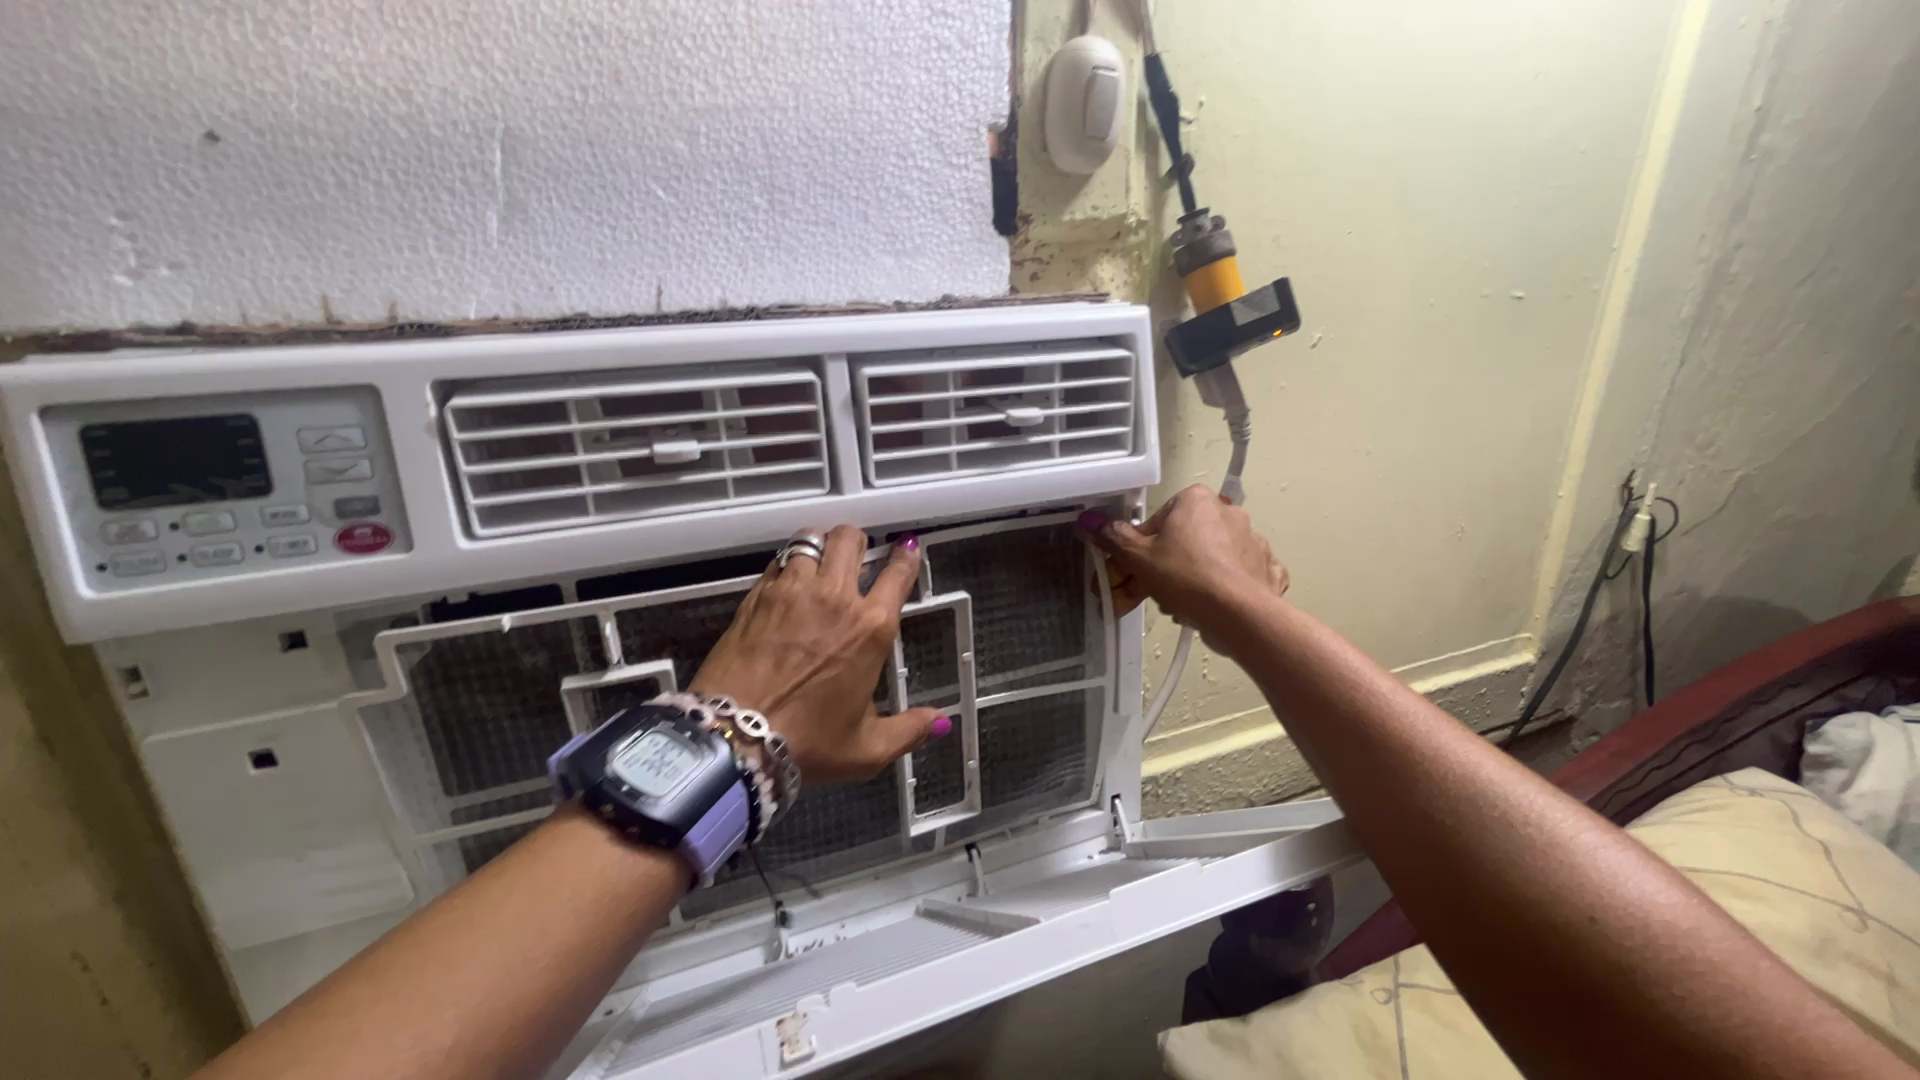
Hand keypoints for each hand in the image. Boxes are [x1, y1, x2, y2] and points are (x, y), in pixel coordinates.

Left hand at [690, 525, 949, 783]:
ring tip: (820, 561)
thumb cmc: (807, 742)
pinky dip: (788, 564)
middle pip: (850, 539)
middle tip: (857, 556)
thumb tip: (939, 722)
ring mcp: (792, 590)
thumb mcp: (867, 748)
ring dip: (821, 546)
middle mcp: (836, 597)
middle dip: (858, 542)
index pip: (898, 573)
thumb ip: (909, 731)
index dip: (906, 557)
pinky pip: (778, 561)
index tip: (906, 550)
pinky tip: (787, 581)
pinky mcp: (757, 595)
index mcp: (872, 628)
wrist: (735, 736)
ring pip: (811, 539)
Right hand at [1078, 485, 1288, 644]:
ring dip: (1195, 576)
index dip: (1143, 548)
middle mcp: (1228, 511)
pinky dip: (1227, 586)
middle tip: (1158, 590)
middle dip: (1169, 564)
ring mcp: (1253, 539)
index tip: (1139, 570)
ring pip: (1212, 557)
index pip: (1158, 521)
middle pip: (1186, 538)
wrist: (1237, 614)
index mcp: (1196, 500)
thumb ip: (1114, 538)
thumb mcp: (1138, 558)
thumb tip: (1089, 521)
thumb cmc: (1184, 577)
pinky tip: (1215, 604)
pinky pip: (1239, 574)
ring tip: (1183, 604)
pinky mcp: (1267, 566)